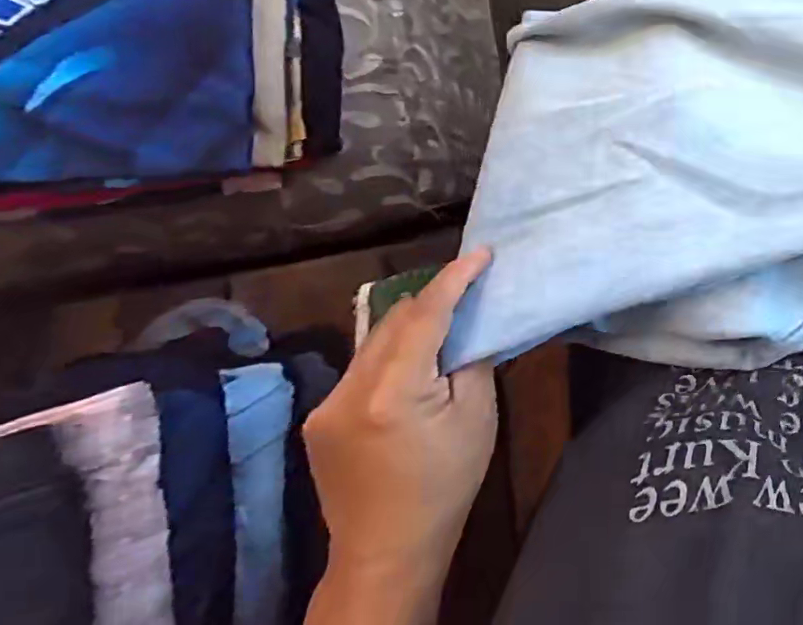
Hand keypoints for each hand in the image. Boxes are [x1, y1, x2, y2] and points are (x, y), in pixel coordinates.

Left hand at [305, 249, 497, 597]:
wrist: (387, 549)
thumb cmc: (447, 481)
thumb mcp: (477, 415)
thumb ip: (471, 360)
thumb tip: (471, 326)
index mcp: (392, 392)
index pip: (425, 315)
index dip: (455, 278)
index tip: (482, 253)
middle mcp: (348, 391)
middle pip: (395, 320)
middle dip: (434, 295)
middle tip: (472, 281)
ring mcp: (326, 405)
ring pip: (375, 339)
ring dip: (413, 322)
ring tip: (449, 315)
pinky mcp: (320, 418)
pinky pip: (363, 365)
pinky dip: (394, 349)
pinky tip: (418, 358)